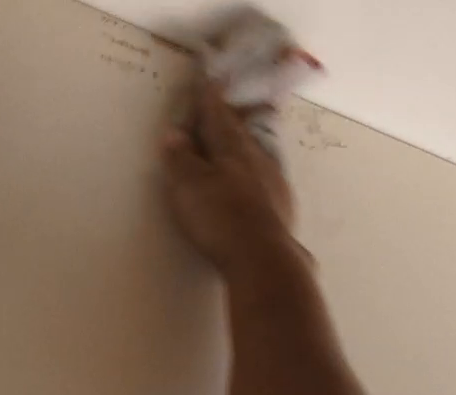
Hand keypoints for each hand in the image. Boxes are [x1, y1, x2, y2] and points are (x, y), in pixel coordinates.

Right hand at [161, 78, 297, 272]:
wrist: (260, 256)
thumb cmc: (219, 217)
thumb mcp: (189, 187)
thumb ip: (181, 160)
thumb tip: (175, 133)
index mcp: (231, 148)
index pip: (217, 116)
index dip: (209, 98)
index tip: (206, 78)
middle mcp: (256, 157)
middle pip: (239, 132)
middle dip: (227, 120)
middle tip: (221, 109)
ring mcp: (272, 181)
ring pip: (255, 155)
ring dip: (243, 149)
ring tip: (235, 147)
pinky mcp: (280, 206)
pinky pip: (264, 181)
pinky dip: (254, 177)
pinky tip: (253, 185)